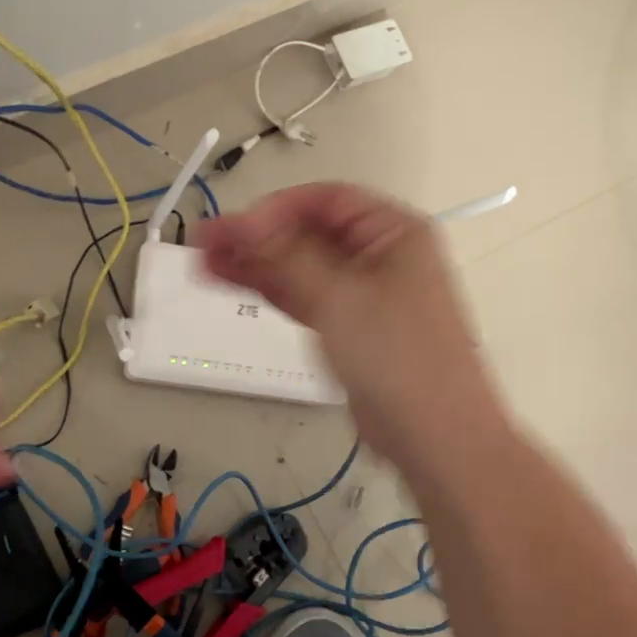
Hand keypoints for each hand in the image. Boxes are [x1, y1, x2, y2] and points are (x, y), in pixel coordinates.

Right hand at [200, 183, 506, 463]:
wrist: (434, 436)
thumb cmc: (396, 356)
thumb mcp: (339, 296)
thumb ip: (286, 254)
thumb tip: (243, 219)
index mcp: (393, 232)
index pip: (325, 200)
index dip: (275, 209)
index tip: (233, 228)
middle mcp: (378, 255)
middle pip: (307, 232)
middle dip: (255, 236)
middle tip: (203, 243)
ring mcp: (361, 293)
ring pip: (298, 266)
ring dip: (253, 262)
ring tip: (202, 262)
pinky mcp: (345, 327)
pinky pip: (301, 295)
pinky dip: (268, 288)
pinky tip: (229, 282)